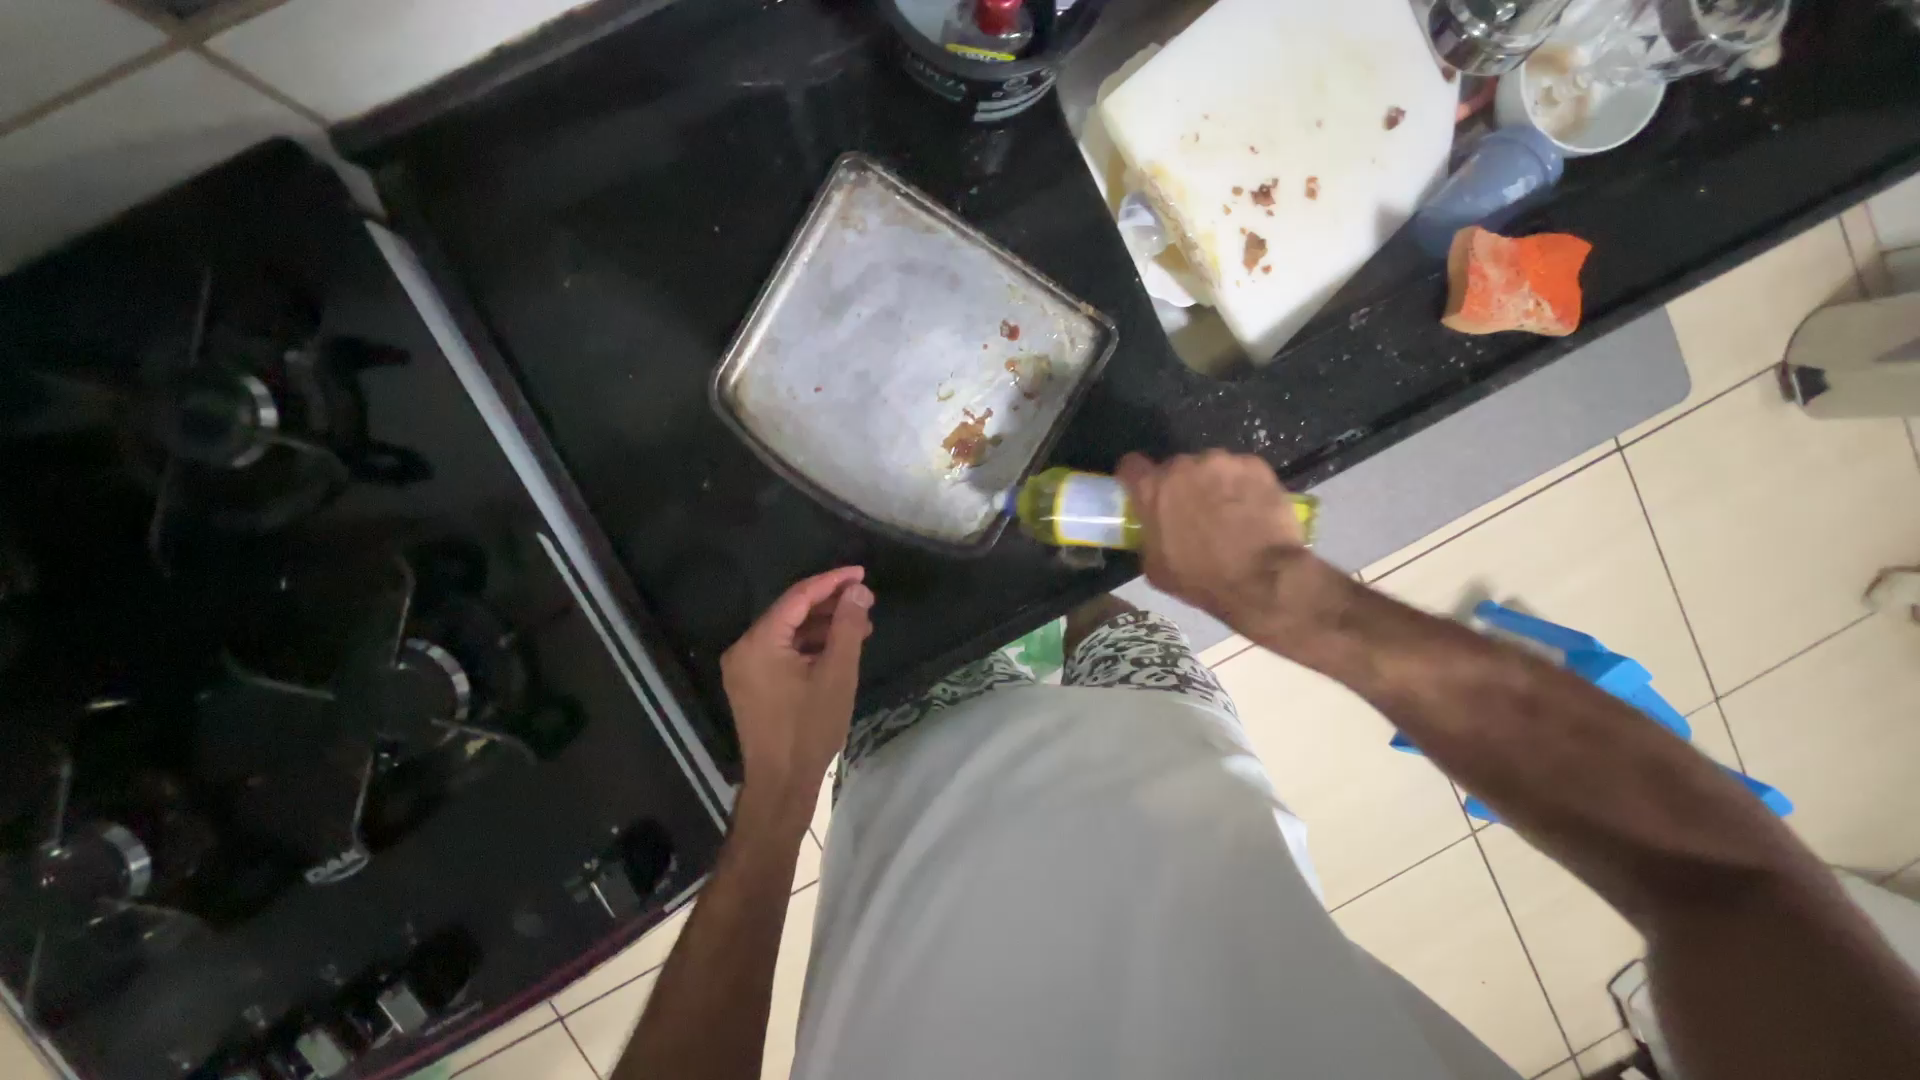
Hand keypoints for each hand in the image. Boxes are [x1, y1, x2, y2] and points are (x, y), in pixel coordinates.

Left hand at [721, 566, 873, 801]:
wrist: (782, 783)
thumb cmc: (810, 728)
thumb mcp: (837, 673)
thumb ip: (847, 626)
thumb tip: (857, 590)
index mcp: (758, 642)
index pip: (798, 597)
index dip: (831, 581)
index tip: (861, 572)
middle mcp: (744, 649)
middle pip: (790, 613)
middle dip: (829, 606)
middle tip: (865, 602)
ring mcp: (744, 669)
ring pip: (788, 634)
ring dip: (822, 628)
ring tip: (860, 627)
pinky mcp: (752, 685)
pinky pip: (782, 653)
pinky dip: (809, 648)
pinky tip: (838, 650)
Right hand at [1117, 451, 1309, 625]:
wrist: (1262, 578)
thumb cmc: (1202, 578)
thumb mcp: (1156, 568)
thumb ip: (1149, 538)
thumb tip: (1154, 532)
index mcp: (1152, 489)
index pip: (1131, 467)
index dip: (1136, 478)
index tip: (1144, 492)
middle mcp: (1183, 466)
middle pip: (1176, 468)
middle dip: (1182, 487)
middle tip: (1196, 513)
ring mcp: (1221, 462)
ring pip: (1211, 468)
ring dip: (1215, 485)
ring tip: (1231, 514)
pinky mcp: (1255, 465)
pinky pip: (1243, 471)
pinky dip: (1245, 486)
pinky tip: (1254, 511)